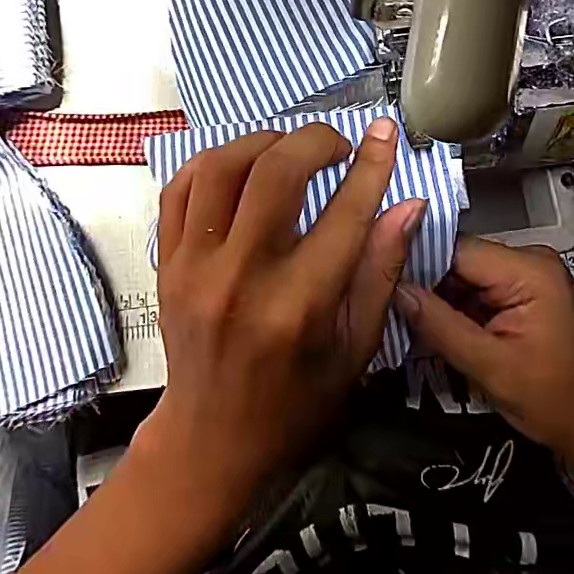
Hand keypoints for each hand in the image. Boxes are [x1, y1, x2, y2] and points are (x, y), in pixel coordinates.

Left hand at [139, 118, 426, 509]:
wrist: (211, 439)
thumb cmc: (294, 401)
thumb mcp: (356, 348)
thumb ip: (381, 270)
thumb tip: (408, 206)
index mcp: (298, 306)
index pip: (344, 213)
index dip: (371, 165)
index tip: (383, 134)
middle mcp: (241, 278)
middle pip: (276, 173)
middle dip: (315, 141)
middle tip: (336, 145)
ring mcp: (193, 267)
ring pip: (222, 167)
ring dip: (262, 143)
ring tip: (288, 150)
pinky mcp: (166, 263)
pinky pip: (180, 189)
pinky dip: (213, 163)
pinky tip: (241, 168)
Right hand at [396, 237, 573, 467]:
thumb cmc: (556, 401)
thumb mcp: (492, 367)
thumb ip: (440, 326)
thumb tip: (393, 290)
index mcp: (529, 270)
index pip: (457, 250)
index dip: (415, 263)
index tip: (377, 281)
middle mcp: (527, 261)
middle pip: (457, 259)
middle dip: (422, 282)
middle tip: (381, 303)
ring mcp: (523, 276)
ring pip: (460, 275)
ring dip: (433, 297)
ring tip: (395, 314)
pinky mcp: (518, 293)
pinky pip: (473, 290)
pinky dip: (451, 308)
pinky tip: (423, 323)